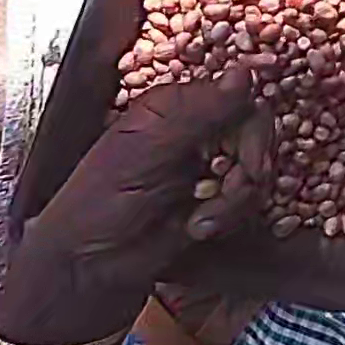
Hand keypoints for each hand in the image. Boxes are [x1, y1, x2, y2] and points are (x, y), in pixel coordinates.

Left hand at [0, 66, 273, 344]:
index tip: (251, 155)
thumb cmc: (98, 205)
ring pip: (258, 163)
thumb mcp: (145, 150)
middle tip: (230, 188)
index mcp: (178, 104)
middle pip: (257, 128)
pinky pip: (251, 195)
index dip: (253, 122)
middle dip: (248, 164)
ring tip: (201, 217)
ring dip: (236, 196)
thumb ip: (197, 111)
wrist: (87, 272)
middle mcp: (201, 126)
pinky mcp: (219, 194)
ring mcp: (212, 161)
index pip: (239, 93)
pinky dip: (231, 213)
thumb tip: (244, 72)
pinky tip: (200, 226)